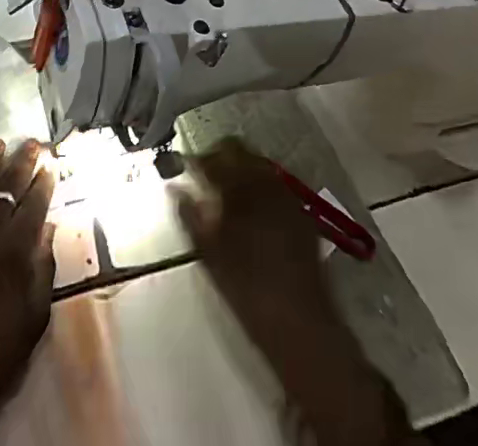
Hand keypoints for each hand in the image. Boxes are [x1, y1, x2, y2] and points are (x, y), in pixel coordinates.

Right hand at [177, 139, 419, 445]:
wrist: (300, 325)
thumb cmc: (246, 290)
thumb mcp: (208, 253)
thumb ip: (190, 214)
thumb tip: (174, 187)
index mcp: (243, 191)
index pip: (217, 157)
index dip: (198, 157)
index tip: (185, 164)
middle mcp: (270, 188)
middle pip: (244, 153)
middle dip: (221, 157)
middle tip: (203, 171)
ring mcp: (290, 201)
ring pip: (263, 167)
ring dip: (242, 169)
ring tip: (224, 186)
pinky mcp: (303, 217)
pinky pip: (278, 186)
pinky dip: (260, 185)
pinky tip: (250, 204)